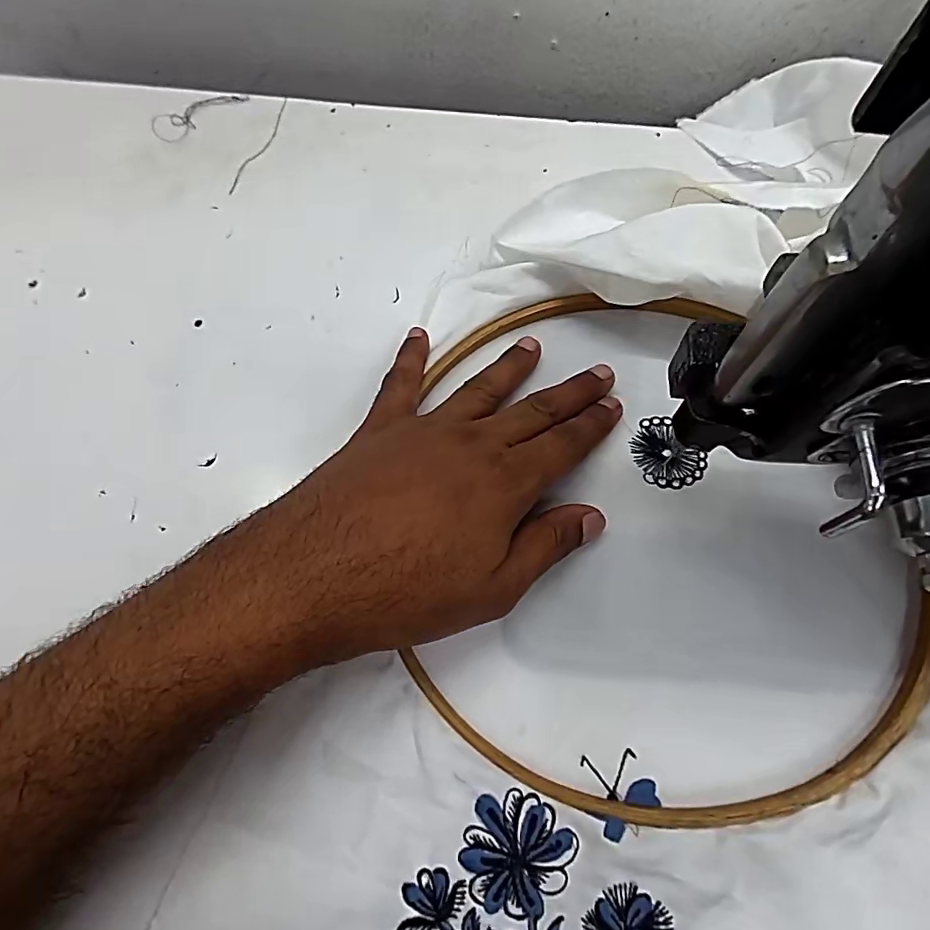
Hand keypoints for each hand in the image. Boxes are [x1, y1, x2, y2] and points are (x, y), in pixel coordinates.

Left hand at [182, 327, 621, 672]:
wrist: (318, 575)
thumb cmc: (410, 592)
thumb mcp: (493, 588)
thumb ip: (544, 547)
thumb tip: (589, 516)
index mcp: (504, 484)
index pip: (561, 447)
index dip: (590, 426)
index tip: (610, 405)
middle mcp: (471, 445)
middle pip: (531, 412)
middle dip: (569, 393)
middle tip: (596, 373)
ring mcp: (423, 432)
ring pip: (477, 390)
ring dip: (508, 368)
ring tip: (531, 347)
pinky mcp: (379, 431)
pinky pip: (401, 385)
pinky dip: (411, 358)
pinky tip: (419, 337)